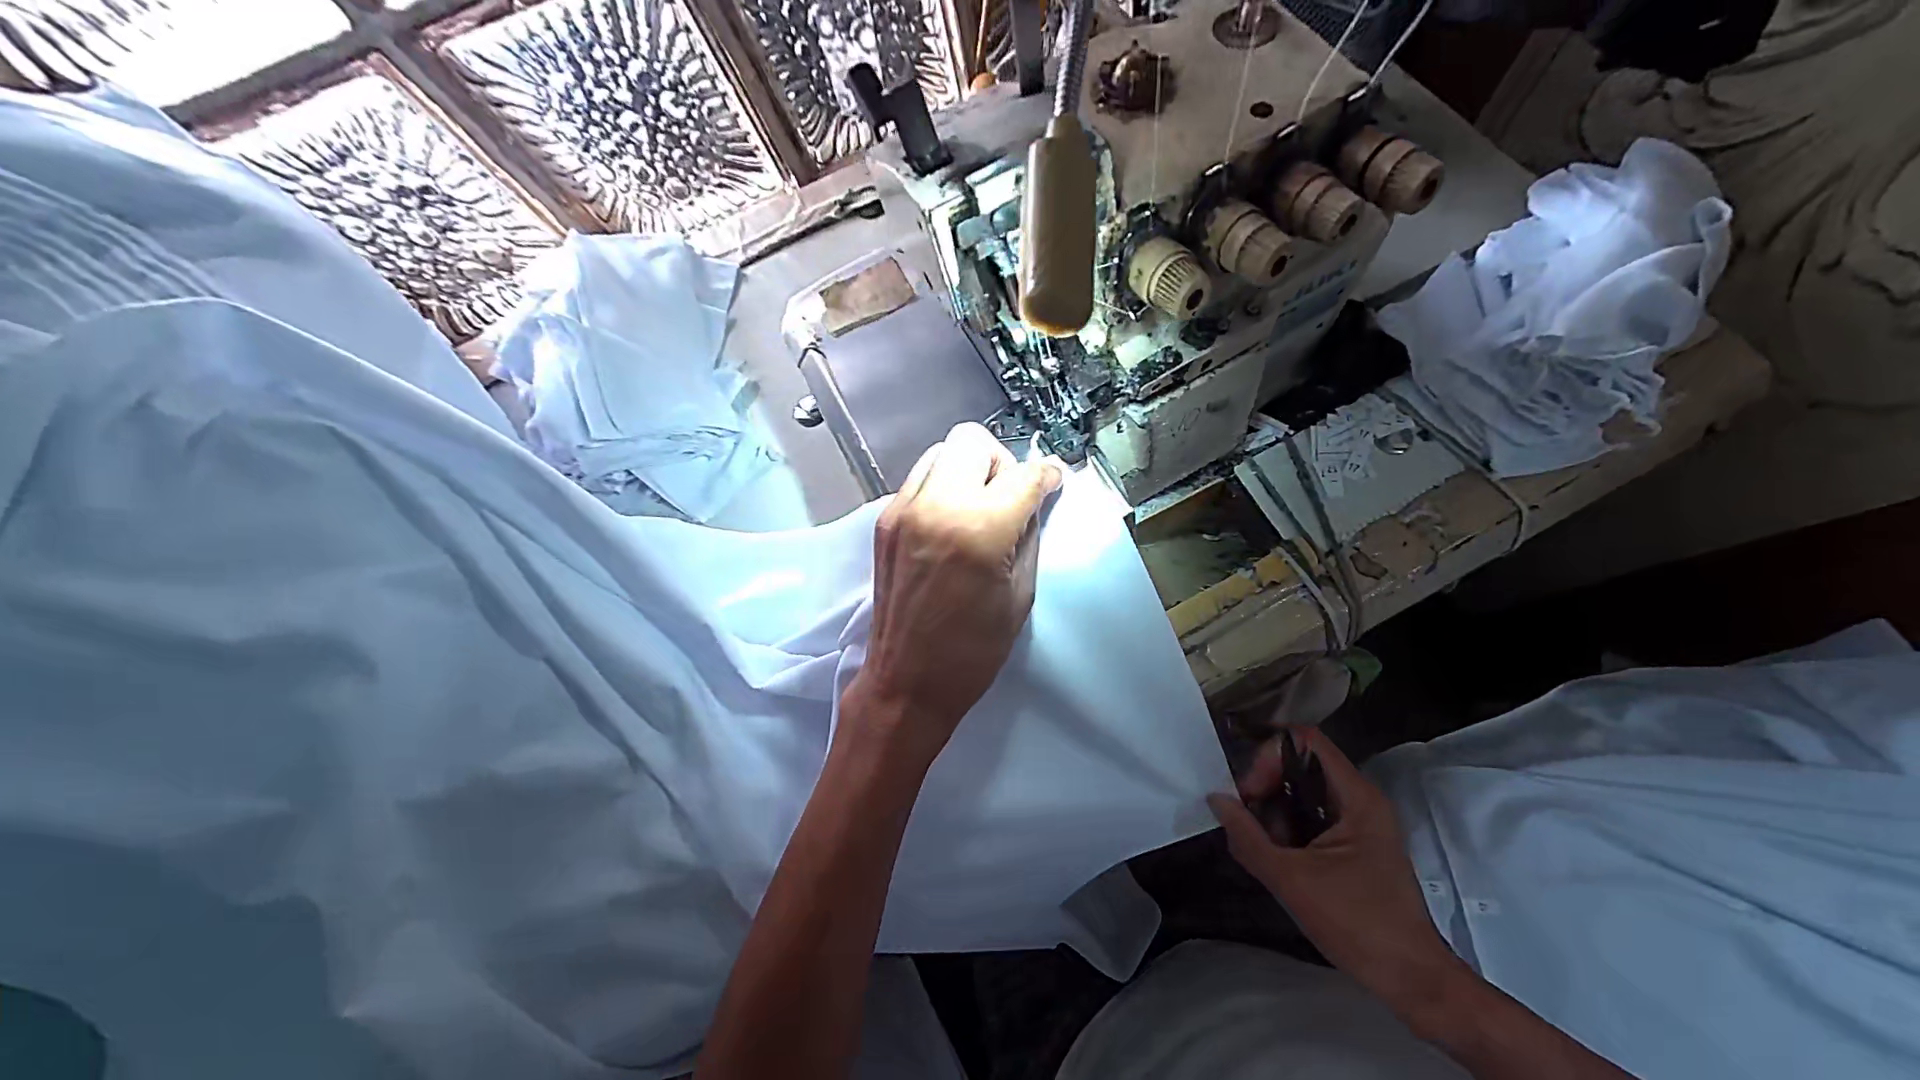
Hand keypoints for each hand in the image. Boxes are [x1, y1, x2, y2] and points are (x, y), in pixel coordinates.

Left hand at [843, 422, 1063, 768]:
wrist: (907, 681)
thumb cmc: (970, 652)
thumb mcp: (1020, 594)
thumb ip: (1028, 534)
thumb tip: (1035, 498)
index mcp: (978, 531)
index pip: (1023, 474)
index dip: (1046, 476)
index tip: (1051, 481)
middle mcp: (936, 508)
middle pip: (973, 441)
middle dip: (1001, 461)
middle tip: (1010, 493)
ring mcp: (903, 510)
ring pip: (943, 451)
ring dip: (969, 469)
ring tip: (980, 505)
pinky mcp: (885, 520)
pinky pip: (921, 478)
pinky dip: (943, 486)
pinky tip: (952, 521)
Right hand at [1208, 728, 1469, 1020]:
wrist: (1413, 981)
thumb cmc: (1358, 924)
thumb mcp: (1291, 880)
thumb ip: (1247, 836)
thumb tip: (1216, 799)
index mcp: (1356, 797)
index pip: (1303, 741)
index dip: (1268, 757)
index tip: (1249, 796)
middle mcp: (1360, 800)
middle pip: (1299, 766)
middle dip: (1264, 788)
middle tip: (1246, 823)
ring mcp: (1358, 824)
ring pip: (1301, 794)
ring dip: (1272, 814)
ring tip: (1260, 850)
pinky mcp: (1353, 845)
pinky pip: (1310, 818)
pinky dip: (1286, 831)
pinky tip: (1274, 860)